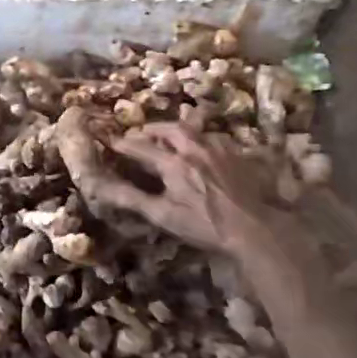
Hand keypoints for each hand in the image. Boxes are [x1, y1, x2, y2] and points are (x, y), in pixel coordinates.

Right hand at [67, 123, 277, 255]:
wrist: (255, 228)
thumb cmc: (203, 224)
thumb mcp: (162, 215)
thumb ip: (132, 198)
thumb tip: (101, 187)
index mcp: (173, 163)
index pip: (141, 148)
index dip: (124, 144)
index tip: (111, 141)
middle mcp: (196, 149)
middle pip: (171, 129)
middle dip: (154, 129)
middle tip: (143, 133)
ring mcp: (221, 150)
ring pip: (196, 130)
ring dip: (180, 131)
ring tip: (173, 138)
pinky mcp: (240, 156)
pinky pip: (217, 139)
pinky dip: (204, 139)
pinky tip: (205, 149)